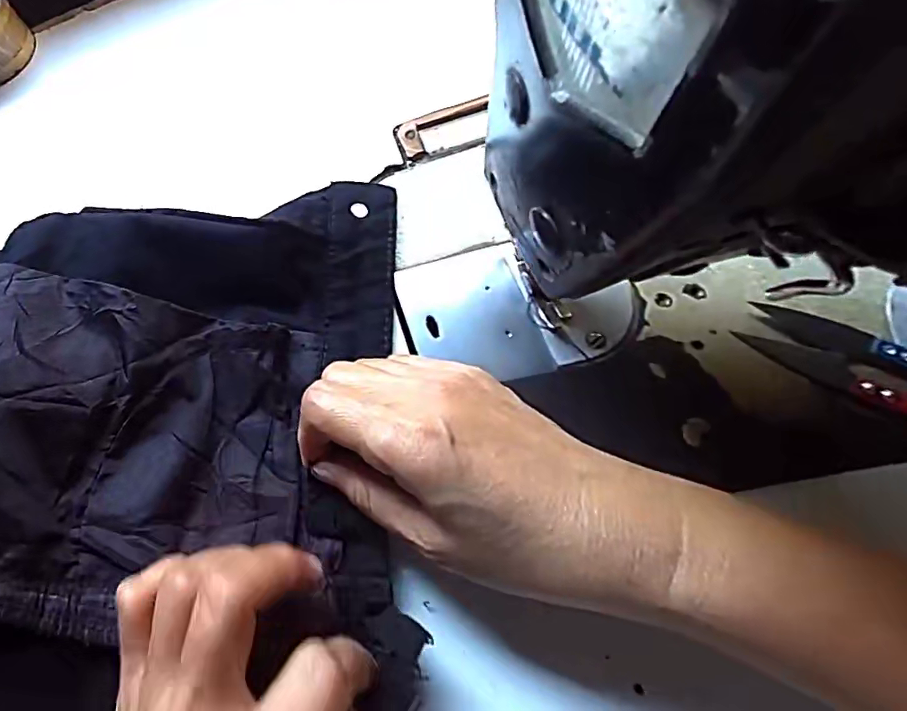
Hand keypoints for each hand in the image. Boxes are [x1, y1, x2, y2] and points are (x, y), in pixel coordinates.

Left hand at [116, 545, 374, 710]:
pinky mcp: (127, 677)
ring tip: (254, 570)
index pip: (312, 673)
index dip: (347, 658)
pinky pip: (136, 600)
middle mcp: (185, 694)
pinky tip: (198, 580)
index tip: (358, 662)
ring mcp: (146, 681)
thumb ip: (325, 695)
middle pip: (224, 590)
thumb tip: (352, 657)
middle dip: (272, 563)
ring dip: (224, 559)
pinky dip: (168, 576)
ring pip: (178, 581)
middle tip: (302, 575)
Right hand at [298, 356, 686, 613]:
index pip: (323, 399)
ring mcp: (454, 373)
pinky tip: (411, 430)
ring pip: (371, 362)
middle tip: (345, 459)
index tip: (323, 465)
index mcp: (414, 436)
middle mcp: (430, 389)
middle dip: (328, 414)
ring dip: (360, 400)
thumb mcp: (430, 538)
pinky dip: (391, 390)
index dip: (309, 434)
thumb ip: (366, 493)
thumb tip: (330, 470)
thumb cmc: (527, 543)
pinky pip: (408, 364)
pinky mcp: (473, 371)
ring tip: (380, 448)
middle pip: (341, 372)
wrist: (598, 517)